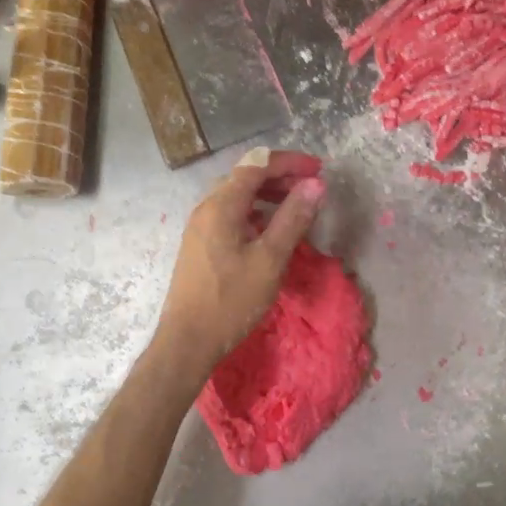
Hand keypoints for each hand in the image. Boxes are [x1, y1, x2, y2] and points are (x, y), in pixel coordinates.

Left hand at [155, 148, 326, 372]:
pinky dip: (255, 211)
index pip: (257, 165)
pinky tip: (270, 229)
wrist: (187, 342)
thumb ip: (293, 219)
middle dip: (280, 175)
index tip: (318, 169)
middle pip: (245, 176)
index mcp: (221, 206)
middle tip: (310, 187)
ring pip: (237, 195)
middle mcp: (206, 208)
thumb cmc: (230, 301)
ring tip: (295, 206)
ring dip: (267, 193)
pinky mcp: (200, 244)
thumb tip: (315, 185)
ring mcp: (200, 226)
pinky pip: (230, 213)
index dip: (289, 162)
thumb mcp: (270, 260)